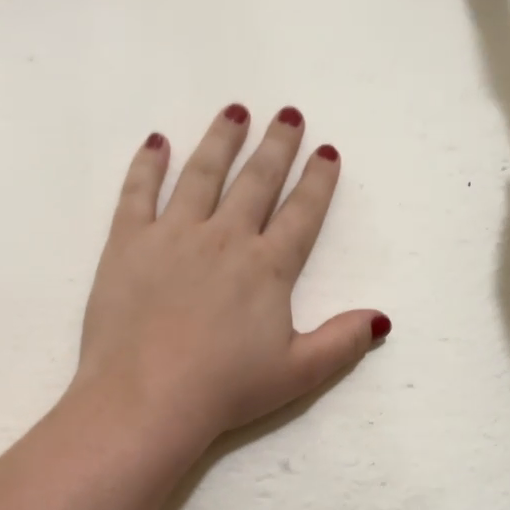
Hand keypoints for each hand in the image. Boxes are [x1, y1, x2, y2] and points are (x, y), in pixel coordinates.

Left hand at [71, 104, 389, 448]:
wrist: (146, 398)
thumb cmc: (225, 390)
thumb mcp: (297, 374)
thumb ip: (341, 342)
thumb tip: (381, 319)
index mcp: (268, 267)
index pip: (301, 214)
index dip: (318, 182)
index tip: (327, 152)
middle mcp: (224, 238)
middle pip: (256, 181)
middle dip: (277, 146)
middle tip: (289, 115)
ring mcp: (173, 235)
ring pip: (202, 174)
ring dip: (221, 140)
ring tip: (235, 112)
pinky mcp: (127, 243)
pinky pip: (138, 192)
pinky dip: (148, 164)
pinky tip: (157, 141)